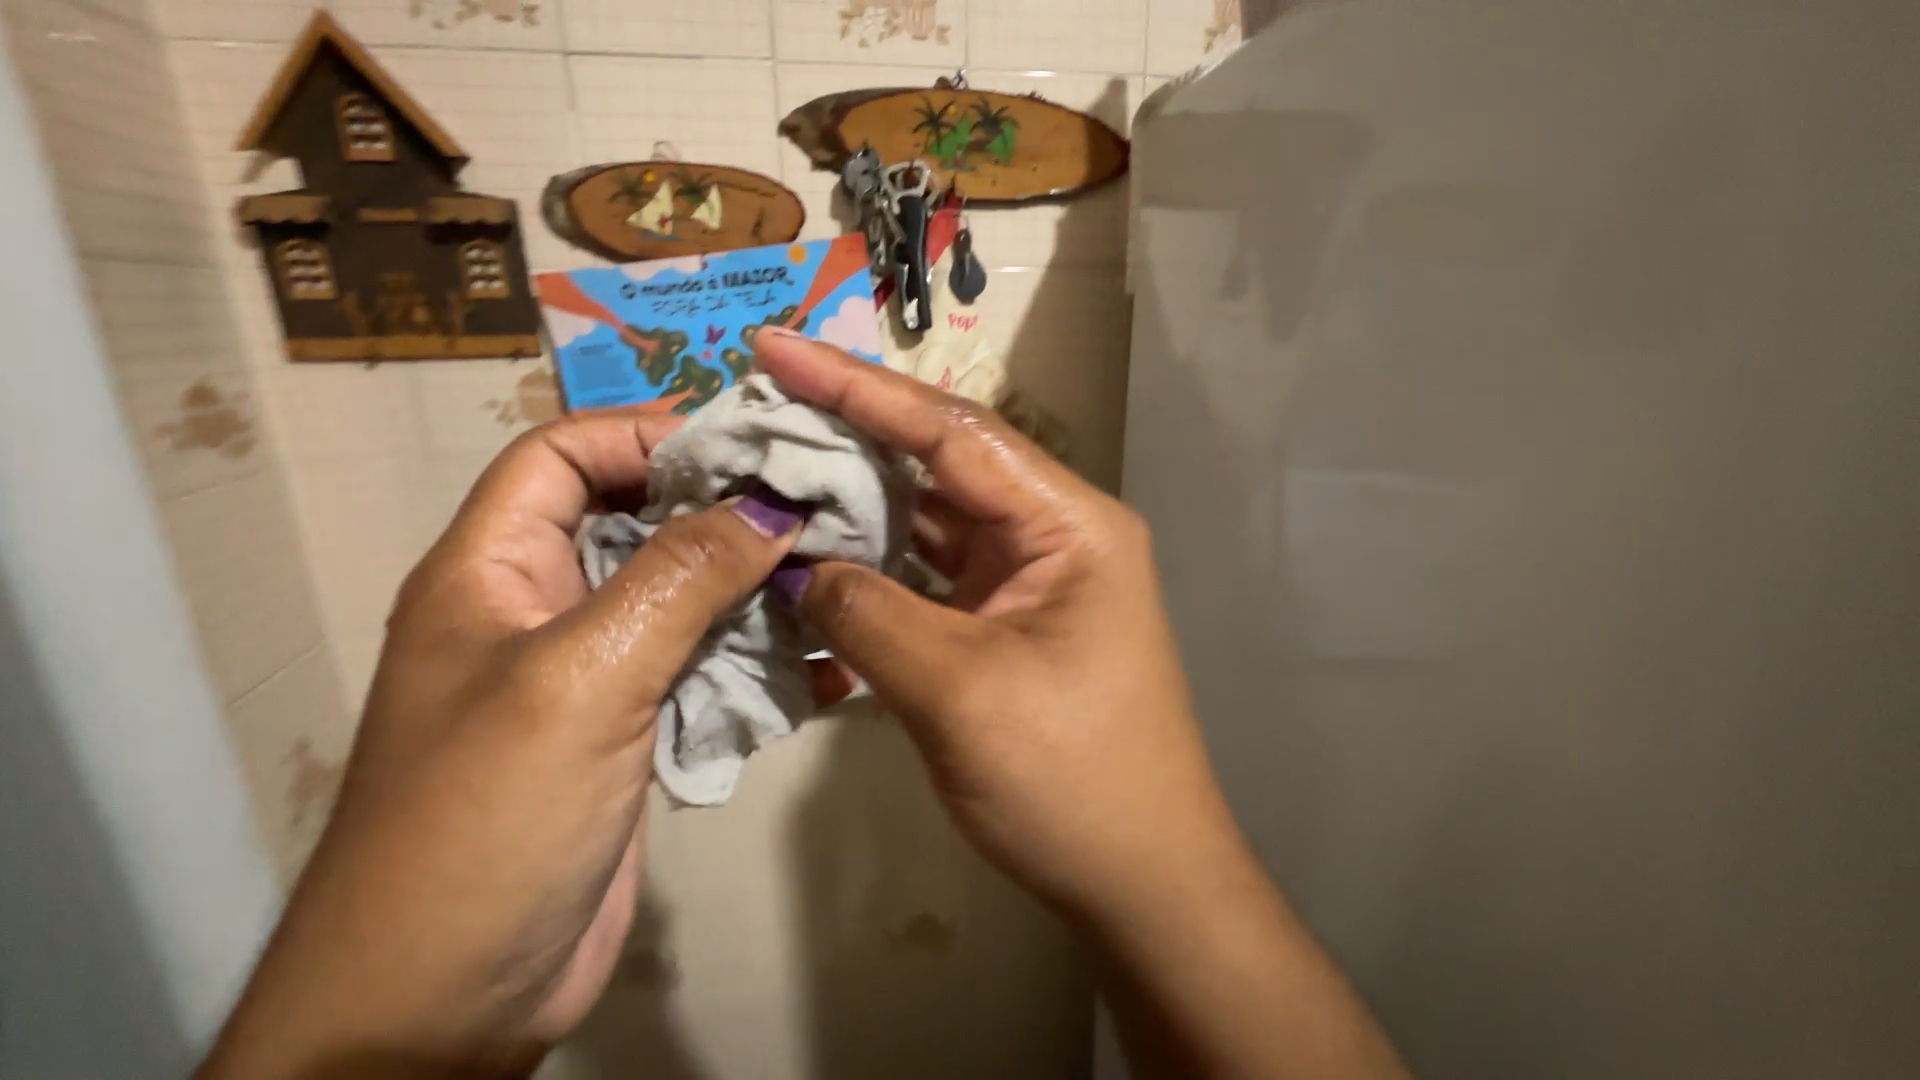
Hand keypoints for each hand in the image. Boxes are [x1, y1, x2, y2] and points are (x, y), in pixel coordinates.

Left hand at [200, 413, 803, 1078]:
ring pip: (679, 597)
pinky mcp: (631, 729)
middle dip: (720, 509)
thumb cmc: (488, 817)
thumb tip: (769, 505)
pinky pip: (700, 668)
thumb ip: (676, 579)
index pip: (561, 455)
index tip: (743, 447)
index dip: (643, 433)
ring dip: (751, 586)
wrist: (448, 1000)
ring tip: (835, 573)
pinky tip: (822, 662)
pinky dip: (756, 658)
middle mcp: (541, 607)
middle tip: (816, 505)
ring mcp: (590, 673)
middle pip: (635, 521)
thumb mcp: (582, 677)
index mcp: (493, 569)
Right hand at [755, 338, 1410, 1079]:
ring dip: (853, 501)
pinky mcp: (1001, 623)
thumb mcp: (959, 690)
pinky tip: (810, 553)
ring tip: (767, 470)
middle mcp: (1049, 534)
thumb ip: (866, 613)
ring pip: (926, 519)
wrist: (1137, 879)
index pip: (951, 430)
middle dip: (847, 434)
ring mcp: (1024, 579)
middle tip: (755, 407)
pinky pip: (926, 575)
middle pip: (937, 462)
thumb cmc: (1070, 779)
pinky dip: (870, 566)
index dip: (857, 386)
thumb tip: (795, 566)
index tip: (775, 348)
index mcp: (1066, 524)